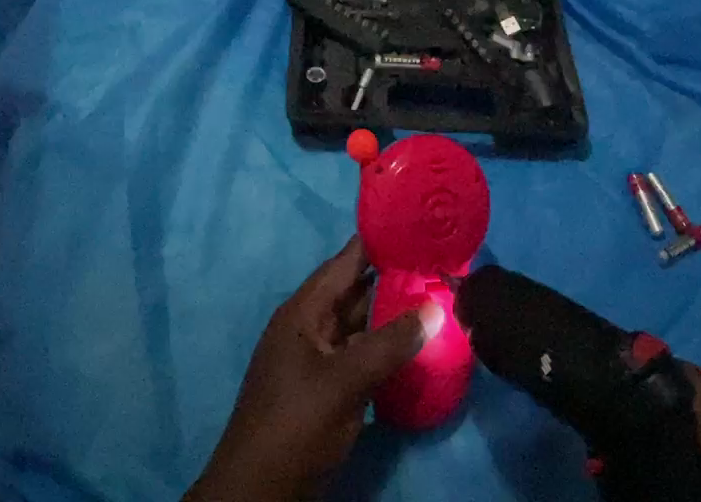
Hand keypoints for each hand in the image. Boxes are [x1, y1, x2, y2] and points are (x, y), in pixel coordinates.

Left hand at [184, 237, 435, 501]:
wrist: (258, 493)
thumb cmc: (295, 424)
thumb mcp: (345, 381)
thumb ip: (390, 343)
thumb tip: (436, 306)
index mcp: (303, 311)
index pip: (346, 262)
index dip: (380, 242)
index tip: (419, 225)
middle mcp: (310, 327)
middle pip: (357, 292)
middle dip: (396, 278)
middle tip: (442, 263)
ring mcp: (318, 359)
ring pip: (362, 325)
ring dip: (395, 314)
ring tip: (440, 298)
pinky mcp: (328, 387)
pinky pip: (362, 354)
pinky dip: (388, 347)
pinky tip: (419, 346)